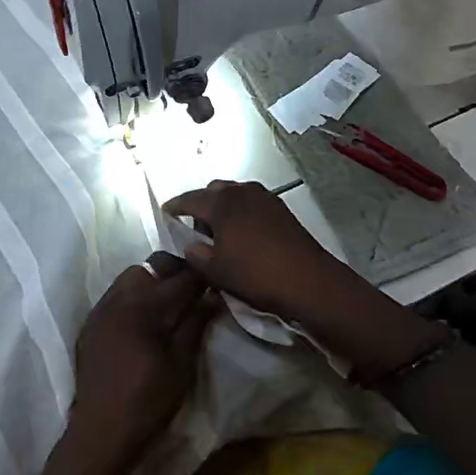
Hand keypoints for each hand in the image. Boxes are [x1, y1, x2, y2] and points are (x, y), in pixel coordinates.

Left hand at [67, 254, 216, 473]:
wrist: (100, 431)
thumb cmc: (148, 402)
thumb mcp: (181, 366)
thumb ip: (195, 325)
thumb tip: (212, 297)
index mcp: (144, 306)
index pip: (179, 279)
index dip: (201, 276)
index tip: (216, 277)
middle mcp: (119, 298)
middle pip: (150, 266)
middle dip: (174, 270)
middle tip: (193, 287)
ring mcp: (100, 308)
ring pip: (129, 277)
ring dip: (151, 280)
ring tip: (170, 299)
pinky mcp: (90, 322)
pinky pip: (114, 294)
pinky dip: (132, 295)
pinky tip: (143, 315)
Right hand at [162, 180, 346, 320]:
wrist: (310, 283)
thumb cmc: (256, 274)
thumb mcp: (215, 271)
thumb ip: (194, 254)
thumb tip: (191, 245)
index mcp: (222, 202)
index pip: (189, 199)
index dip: (175, 207)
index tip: (166, 214)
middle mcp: (242, 192)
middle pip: (213, 191)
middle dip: (201, 206)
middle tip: (197, 231)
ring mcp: (265, 198)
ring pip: (235, 195)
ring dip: (223, 208)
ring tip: (221, 234)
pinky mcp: (282, 210)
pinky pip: (252, 204)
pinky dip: (241, 213)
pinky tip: (243, 236)